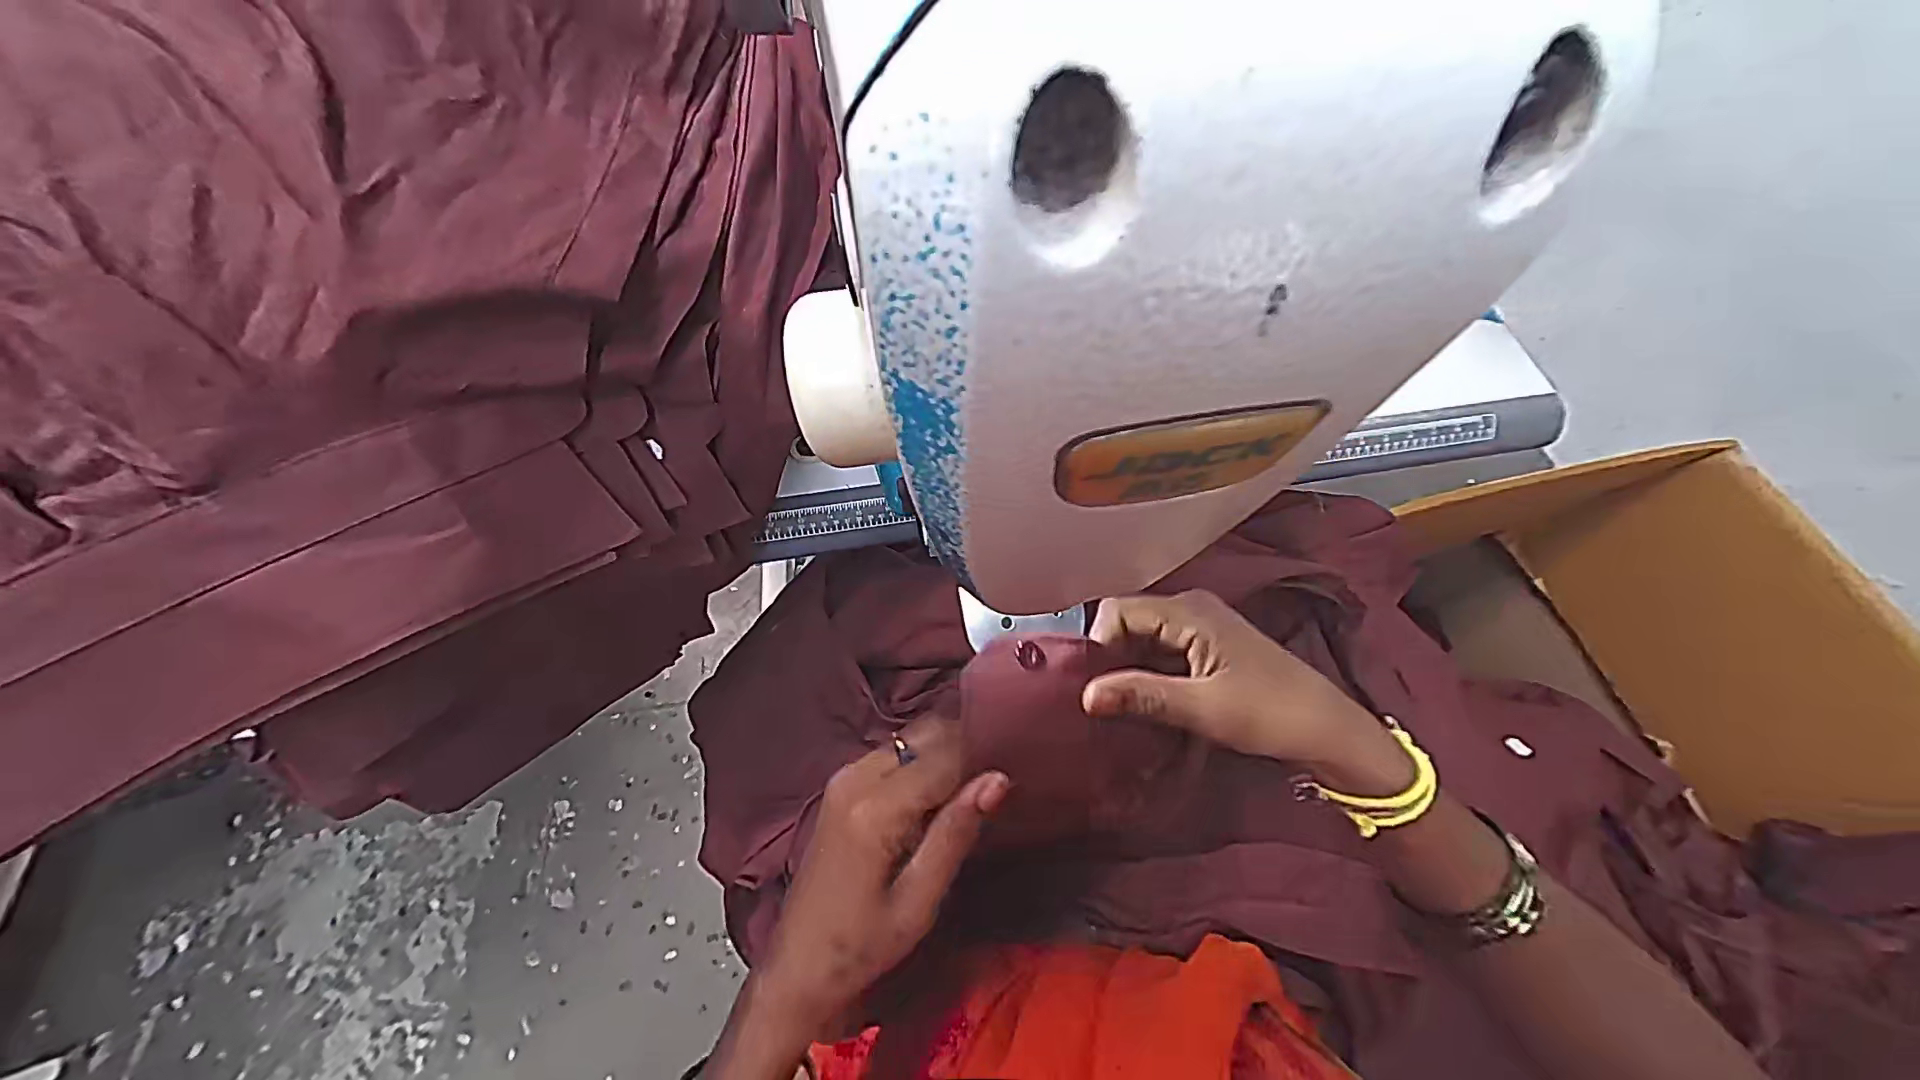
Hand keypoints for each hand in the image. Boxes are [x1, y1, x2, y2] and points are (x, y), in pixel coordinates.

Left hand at [710, 721, 1008, 1078]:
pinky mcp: (841, 782)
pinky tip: (936, 795)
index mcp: (874, 809)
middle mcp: (855, 777)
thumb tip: (998, 780)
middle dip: (963, 748)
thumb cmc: (862, 945)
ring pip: (910, 739)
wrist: (797, 965)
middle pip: (925, 735)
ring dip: (943, 753)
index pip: (943, 758)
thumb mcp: (919, 901)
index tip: (1011, 770)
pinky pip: (893, 753)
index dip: (981, 759)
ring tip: (970, 788)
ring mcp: (843, 775)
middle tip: (992, 781)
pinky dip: (921, 762)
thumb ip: (956, 832)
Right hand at [1081, 591, 1405, 785]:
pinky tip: (1146, 700)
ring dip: (1128, 668)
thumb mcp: (1203, 708)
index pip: (1116, 610)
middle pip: (1126, 621)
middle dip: (1111, 658)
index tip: (1101, 687)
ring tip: (1123, 704)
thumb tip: (1086, 694)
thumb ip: (1142, 695)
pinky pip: (1159, 650)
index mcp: (1189, 610)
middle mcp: (1191, 607)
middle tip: (1107, 700)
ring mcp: (1199, 626)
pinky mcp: (1206, 647)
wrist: (1330, 732)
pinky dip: (1146, 673)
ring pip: (1141, 638)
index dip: (1100, 645)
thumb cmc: (1271, 713)